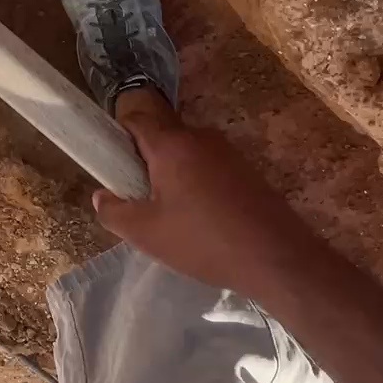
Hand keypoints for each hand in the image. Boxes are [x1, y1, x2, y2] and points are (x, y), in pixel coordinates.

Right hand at [92, 91, 332, 298]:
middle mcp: (202, 139)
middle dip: (145, 162)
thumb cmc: (204, 241)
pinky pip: (209, 168)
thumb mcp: (145, 233)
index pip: (135, 120)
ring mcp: (229, 154)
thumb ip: (113, 211)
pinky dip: (198, 184)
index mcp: (172, 145)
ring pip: (186, 154)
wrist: (281, 262)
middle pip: (161, 138)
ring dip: (172, 175)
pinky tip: (202, 219)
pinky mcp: (249, 172)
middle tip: (139, 197)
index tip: (111, 164)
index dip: (117, 138)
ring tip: (172, 213)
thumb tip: (101, 197)